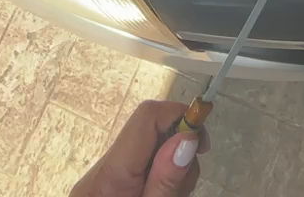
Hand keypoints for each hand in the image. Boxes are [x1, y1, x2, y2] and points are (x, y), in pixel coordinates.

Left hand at [70, 101, 205, 196]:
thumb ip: (166, 179)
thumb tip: (188, 135)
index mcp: (109, 172)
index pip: (147, 115)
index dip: (180, 115)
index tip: (202, 140)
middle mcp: (101, 170)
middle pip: (151, 132)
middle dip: (179, 148)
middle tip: (186, 184)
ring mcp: (101, 180)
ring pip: (149, 150)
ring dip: (171, 166)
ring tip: (172, 194)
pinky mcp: (105, 189)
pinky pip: (139, 168)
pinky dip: (157, 176)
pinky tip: (160, 193)